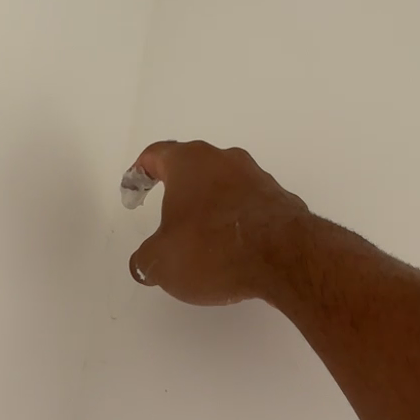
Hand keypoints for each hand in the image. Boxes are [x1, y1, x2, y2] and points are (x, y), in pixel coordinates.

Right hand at [125, 140, 311, 305]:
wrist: (285, 259)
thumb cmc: (212, 250)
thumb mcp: (161, 263)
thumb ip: (145, 260)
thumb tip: (144, 264)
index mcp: (189, 163)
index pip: (155, 155)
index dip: (139, 175)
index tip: (134, 193)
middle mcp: (225, 160)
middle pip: (193, 168)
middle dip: (178, 192)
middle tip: (166, 218)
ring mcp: (258, 178)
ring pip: (224, 187)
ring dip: (209, 208)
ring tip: (201, 241)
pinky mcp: (281, 201)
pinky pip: (248, 207)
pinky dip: (235, 223)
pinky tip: (232, 251)